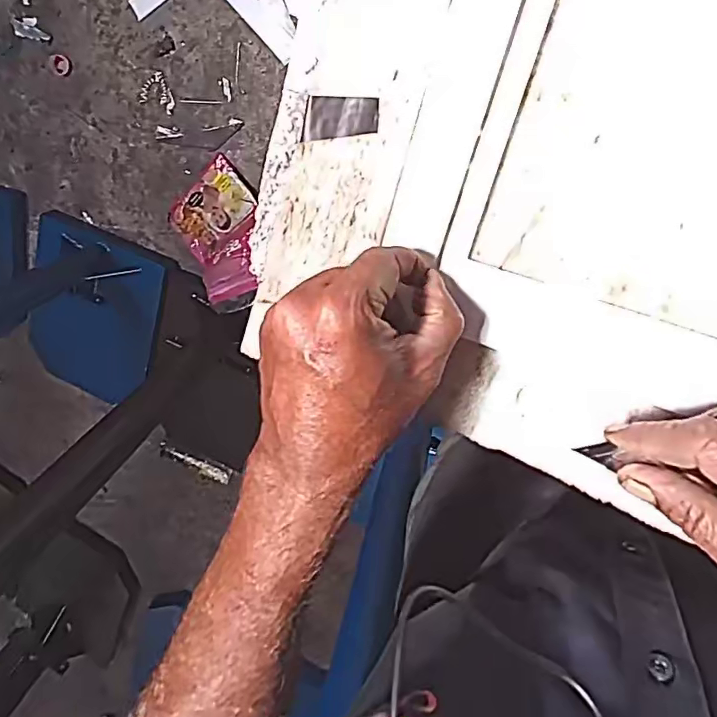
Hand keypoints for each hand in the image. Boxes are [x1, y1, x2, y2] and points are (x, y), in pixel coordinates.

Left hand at [255, 248, 463, 498]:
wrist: (312, 458)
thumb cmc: (357, 426)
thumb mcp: (424, 367)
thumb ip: (441, 314)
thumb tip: (433, 286)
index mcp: (341, 310)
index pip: (383, 258)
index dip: (410, 266)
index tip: (418, 277)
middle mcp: (304, 305)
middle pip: (360, 271)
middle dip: (385, 292)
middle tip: (398, 325)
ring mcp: (284, 314)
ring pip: (338, 282)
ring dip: (359, 301)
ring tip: (369, 342)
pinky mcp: (274, 323)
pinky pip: (315, 299)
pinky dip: (334, 313)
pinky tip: (346, 346)